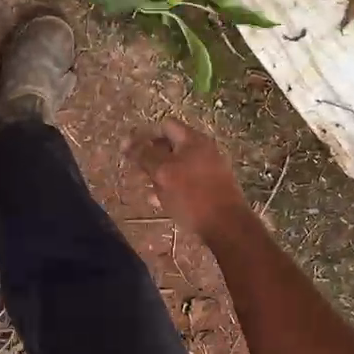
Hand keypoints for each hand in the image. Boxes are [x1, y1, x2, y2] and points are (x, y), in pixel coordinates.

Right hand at [127, 120, 248, 243]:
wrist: (227, 226)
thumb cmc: (192, 195)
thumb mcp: (162, 172)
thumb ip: (144, 155)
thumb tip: (126, 141)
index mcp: (193, 140)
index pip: (164, 126)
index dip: (145, 135)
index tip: (130, 151)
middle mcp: (203, 149)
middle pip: (171, 145)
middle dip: (151, 156)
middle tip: (137, 170)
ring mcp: (210, 169)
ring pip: (178, 164)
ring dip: (160, 173)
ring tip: (146, 188)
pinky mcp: (212, 188)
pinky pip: (187, 180)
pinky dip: (172, 186)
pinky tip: (161, 201)